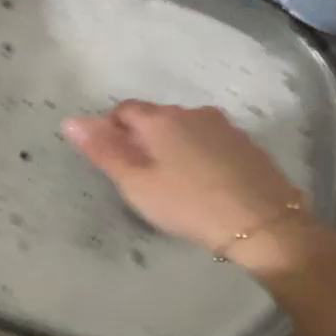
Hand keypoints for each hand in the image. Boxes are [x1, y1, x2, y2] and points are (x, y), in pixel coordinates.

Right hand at [61, 101, 335, 278]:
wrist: (265, 225)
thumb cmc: (188, 203)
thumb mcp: (135, 183)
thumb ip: (102, 150)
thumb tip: (70, 122)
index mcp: (161, 119)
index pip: (123, 110)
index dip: (110, 129)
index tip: (110, 158)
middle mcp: (192, 113)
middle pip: (156, 117)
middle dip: (141, 137)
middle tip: (137, 174)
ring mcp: (225, 128)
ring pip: (184, 129)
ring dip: (171, 146)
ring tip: (170, 180)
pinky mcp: (248, 146)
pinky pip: (210, 142)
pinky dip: (198, 155)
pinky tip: (200, 183)